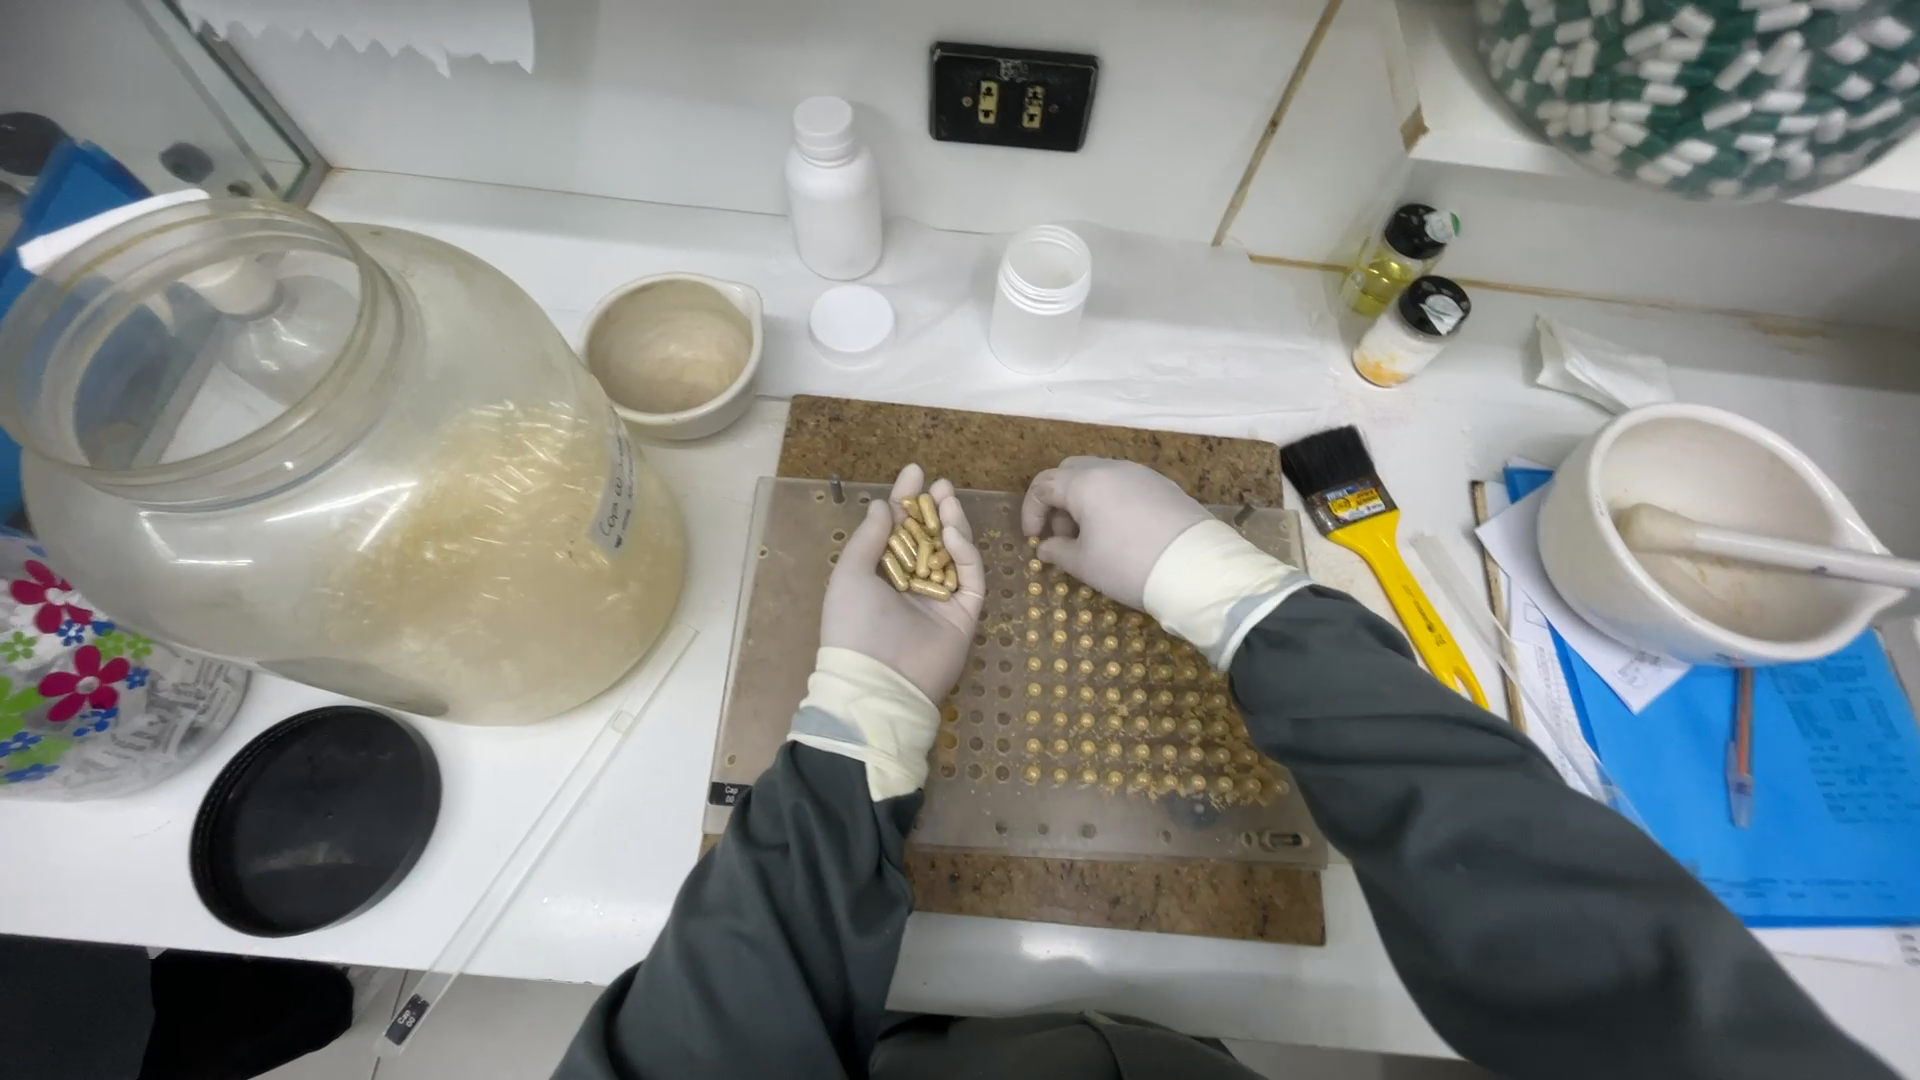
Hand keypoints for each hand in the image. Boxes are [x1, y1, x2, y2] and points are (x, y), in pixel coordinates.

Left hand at [821, 464, 984, 702]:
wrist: (880, 681)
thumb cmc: (854, 626)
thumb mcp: (849, 575)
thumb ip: (870, 537)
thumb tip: (884, 505)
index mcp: (880, 576)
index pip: (897, 531)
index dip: (906, 501)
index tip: (915, 472)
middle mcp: (911, 585)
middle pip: (929, 538)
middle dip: (934, 508)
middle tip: (940, 483)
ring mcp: (940, 599)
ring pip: (953, 553)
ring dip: (952, 523)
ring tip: (949, 498)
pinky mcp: (965, 613)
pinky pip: (970, 577)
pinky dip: (965, 553)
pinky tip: (956, 532)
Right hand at [1020, 457, 1209, 609]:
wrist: (1196, 569)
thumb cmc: (1128, 565)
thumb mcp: (1085, 565)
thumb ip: (1058, 551)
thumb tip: (1046, 547)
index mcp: (1085, 483)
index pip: (1043, 485)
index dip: (1031, 511)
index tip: (1034, 539)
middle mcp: (1111, 469)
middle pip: (1071, 472)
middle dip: (1058, 502)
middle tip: (1064, 536)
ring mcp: (1141, 474)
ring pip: (1100, 477)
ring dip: (1086, 502)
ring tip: (1093, 538)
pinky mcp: (1164, 486)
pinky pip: (1126, 486)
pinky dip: (1111, 502)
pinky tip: (1121, 533)